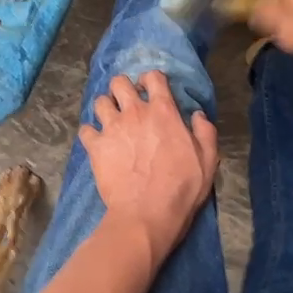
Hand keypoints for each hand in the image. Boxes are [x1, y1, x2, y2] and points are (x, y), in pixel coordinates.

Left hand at [79, 72, 218, 261]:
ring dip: (105, 108)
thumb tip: (197, 115)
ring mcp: (112, 128)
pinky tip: (97, 143)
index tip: (151, 89)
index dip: (151, 79)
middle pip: (119, 82)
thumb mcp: (207, 161)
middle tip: (126, 103)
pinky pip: (85, 129)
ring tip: (110, 121)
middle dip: (122, 88)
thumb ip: (205, 133)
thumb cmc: (181, 189)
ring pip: (99, 101)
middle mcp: (134, 112)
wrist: (146, 215)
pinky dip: (90, 134)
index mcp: (163, 112)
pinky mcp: (95, 146)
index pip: (153, 77)